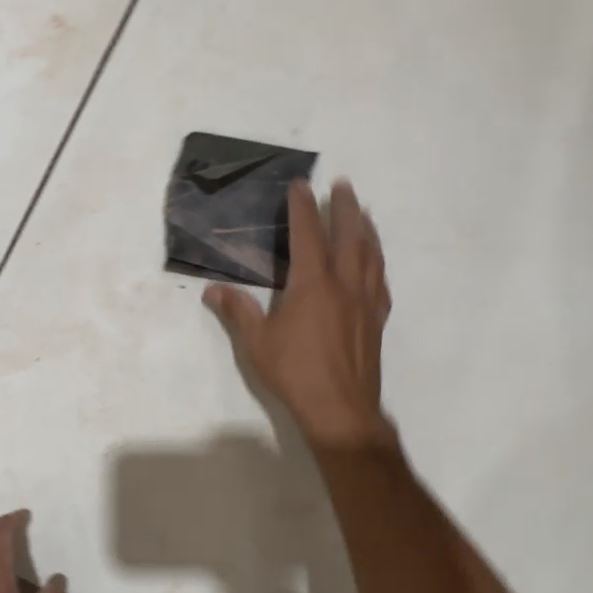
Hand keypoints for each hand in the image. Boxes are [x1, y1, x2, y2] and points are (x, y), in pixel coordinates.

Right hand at [203, 179, 392, 448]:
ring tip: (363, 211)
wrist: (340, 408)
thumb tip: (213, 290)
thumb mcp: (256, 342)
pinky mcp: (376, 319)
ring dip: (366, 228)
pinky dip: (377, 260)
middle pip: (349, 236)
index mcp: (313, 285)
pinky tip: (374, 260)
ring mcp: (365, 302)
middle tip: (342, 184)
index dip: (303, 208)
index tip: (301, 184)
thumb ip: (237, 311)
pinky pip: (380, 279)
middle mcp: (344, 285)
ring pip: (370, 254)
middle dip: (344, 208)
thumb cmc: (294, 372)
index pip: (308, 235)